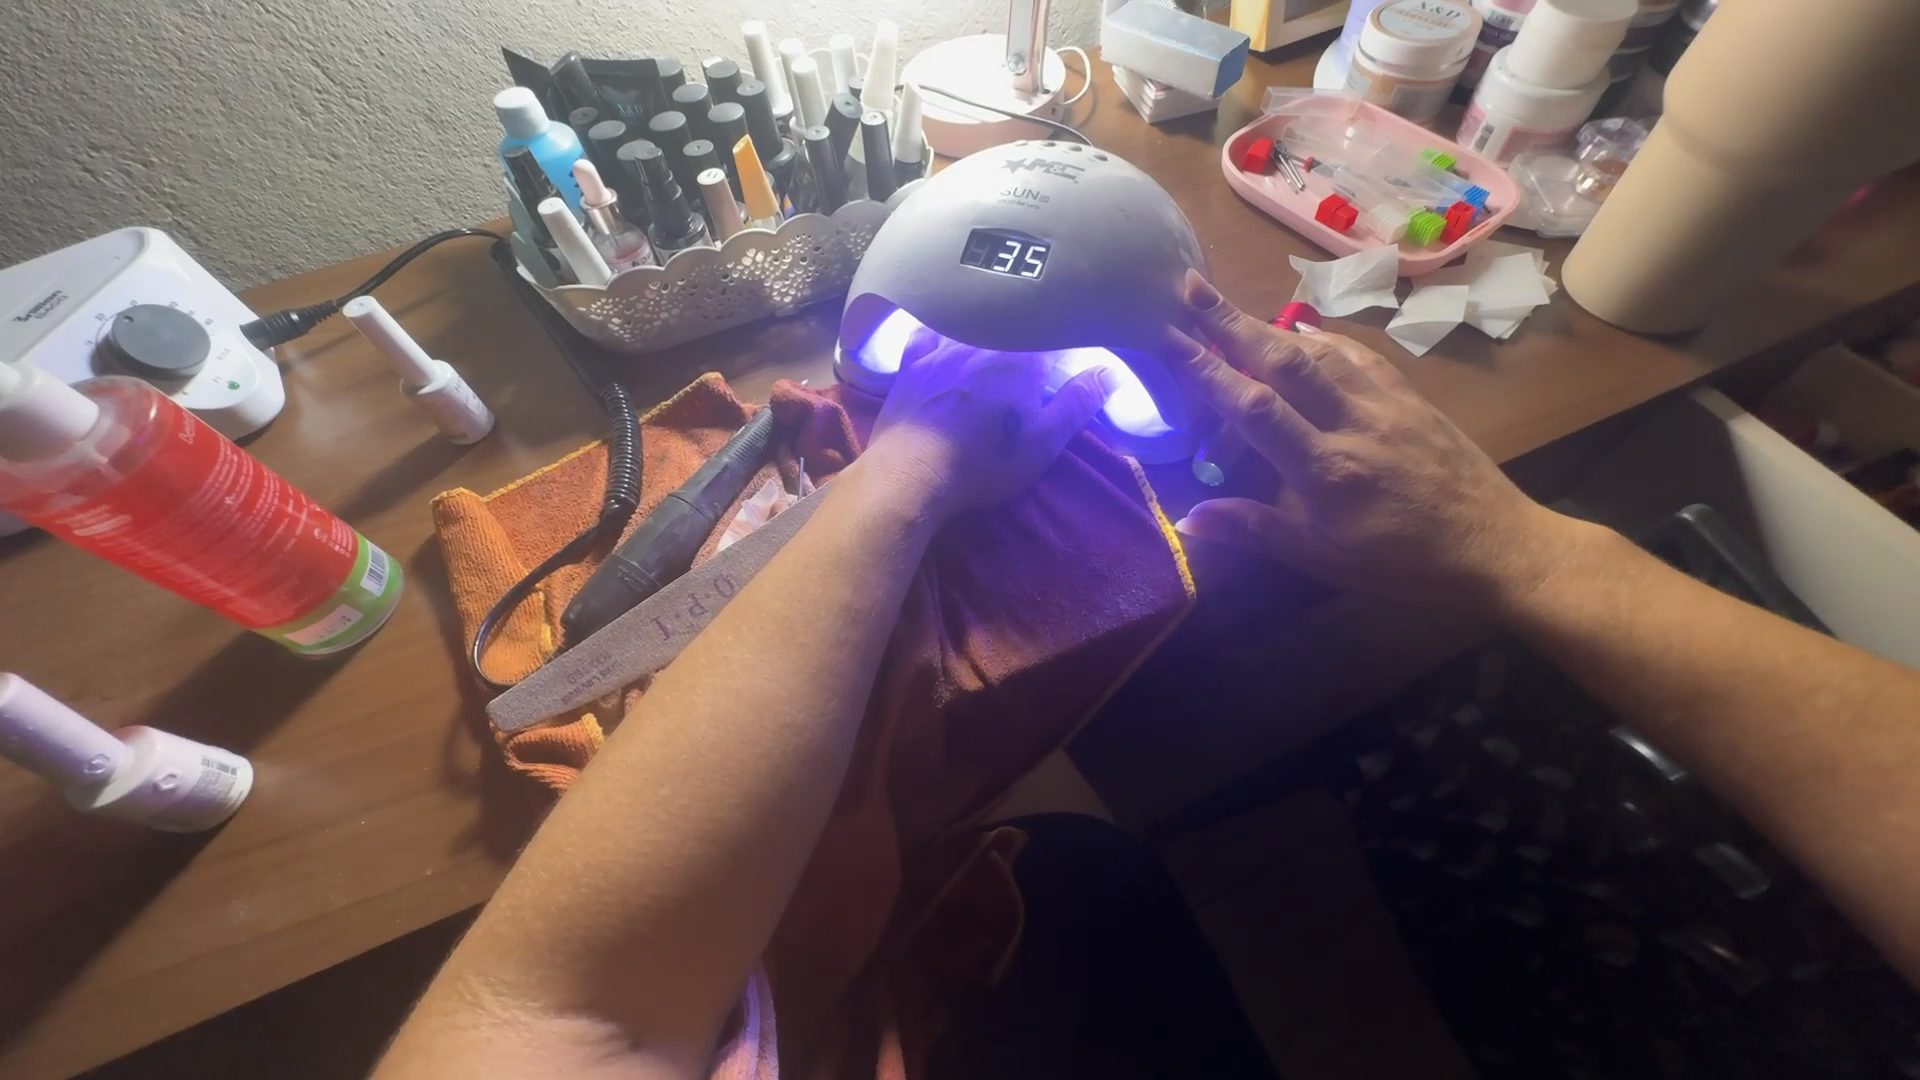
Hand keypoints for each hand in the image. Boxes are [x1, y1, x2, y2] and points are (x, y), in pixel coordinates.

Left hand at [863, 331, 1114, 519]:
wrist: (911, 473)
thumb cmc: (983, 463)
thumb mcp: (1043, 443)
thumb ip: (1077, 404)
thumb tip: (1110, 373)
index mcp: (1022, 359)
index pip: (1055, 337)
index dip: (1067, 343)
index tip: (1072, 353)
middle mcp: (983, 342)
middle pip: (1014, 326)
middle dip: (1030, 332)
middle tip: (1037, 345)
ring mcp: (943, 350)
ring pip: (972, 324)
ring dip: (988, 327)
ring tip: (996, 333)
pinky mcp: (912, 365)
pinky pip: (928, 334)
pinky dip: (940, 332)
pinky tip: (942, 334)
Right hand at [1167, 270, 1578, 614]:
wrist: (1499, 548)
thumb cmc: (1401, 564)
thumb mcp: (1320, 558)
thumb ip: (1253, 530)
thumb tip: (1186, 519)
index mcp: (1326, 467)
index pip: (1255, 406)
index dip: (1207, 369)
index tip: (1170, 338)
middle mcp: (1354, 421)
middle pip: (1284, 359)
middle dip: (1231, 321)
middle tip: (1190, 286)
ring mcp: (1386, 402)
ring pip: (1319, 349)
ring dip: (1268, 324)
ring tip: (1228, 307)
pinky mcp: (1410, 397)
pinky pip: (1355, 355)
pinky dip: (1319, 337)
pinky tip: (1301, 332)